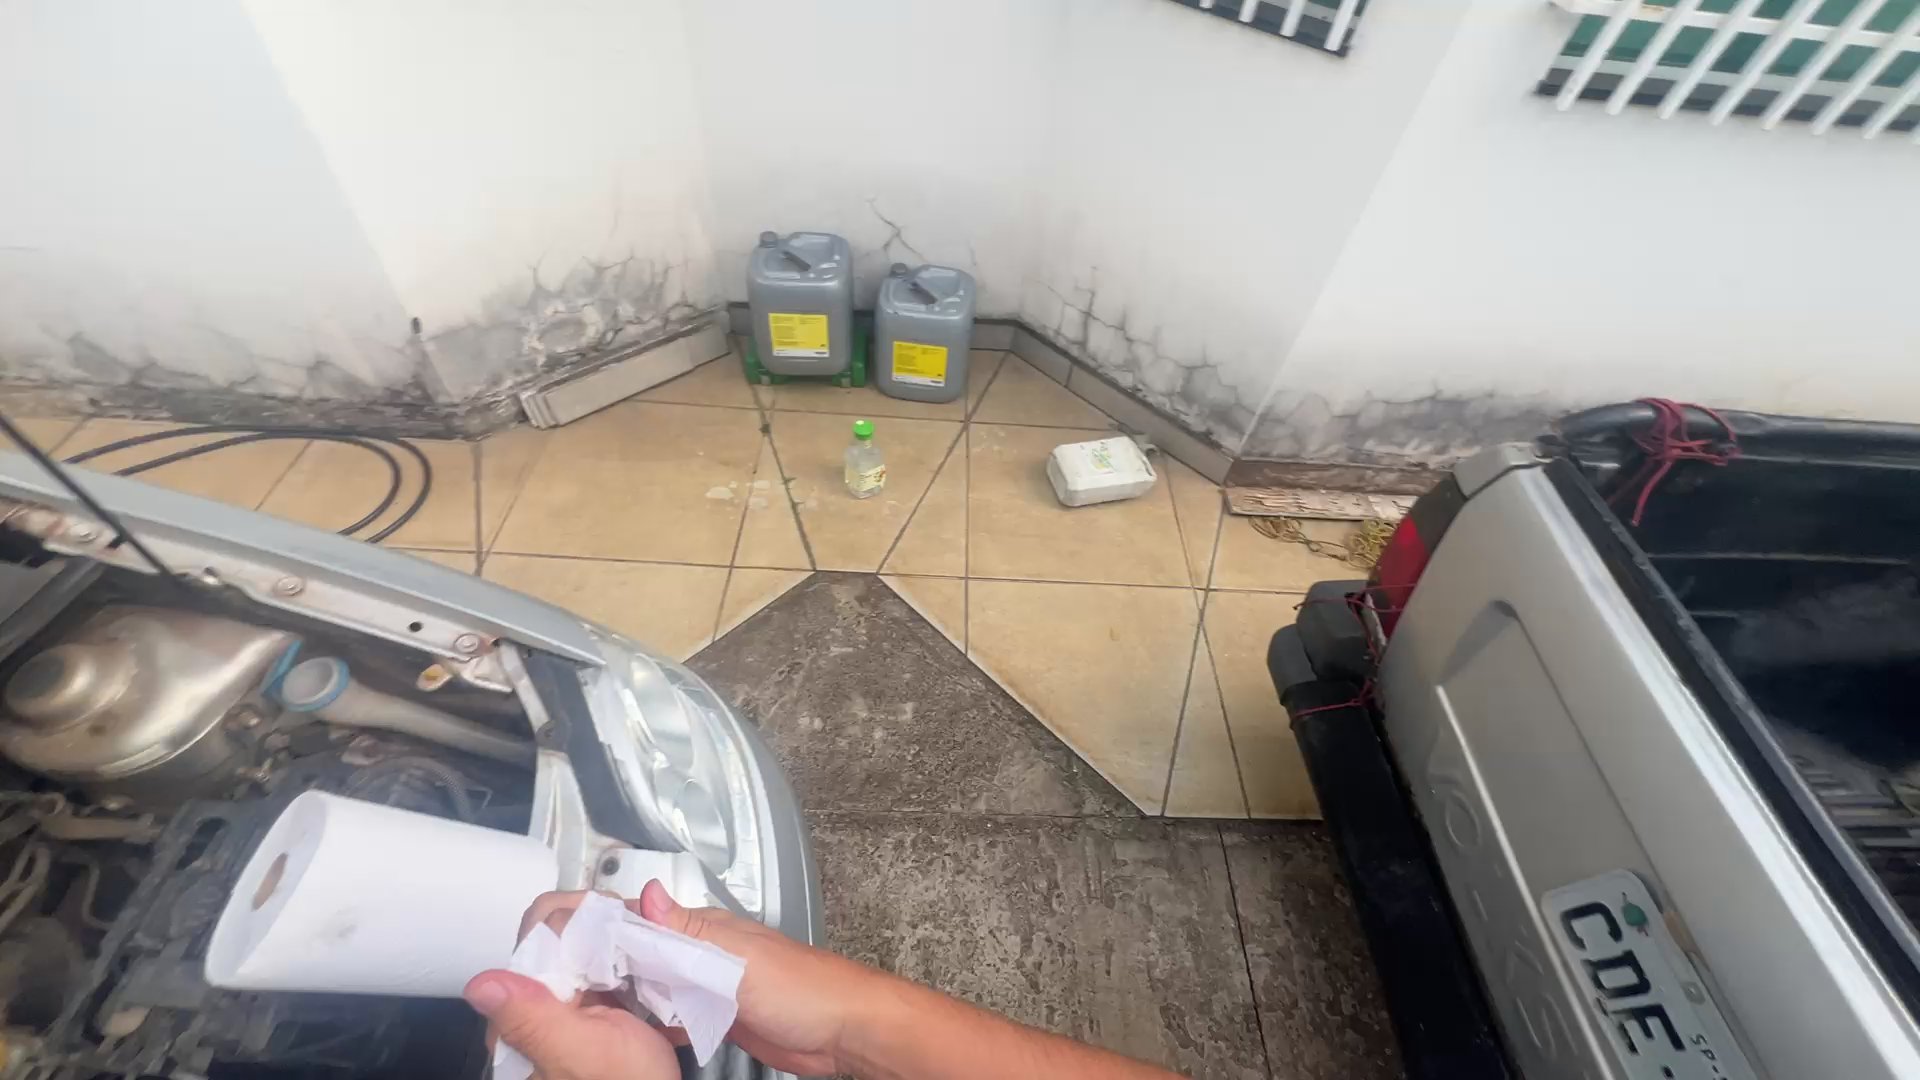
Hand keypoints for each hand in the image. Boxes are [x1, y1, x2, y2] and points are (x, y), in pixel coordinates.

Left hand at [463, 904, 680, 1079]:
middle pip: (556, 933)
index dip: (574, 918)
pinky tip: (641, 954)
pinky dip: (622, 944)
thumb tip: (479, 984)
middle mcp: (533, 1008)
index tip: (614, 921)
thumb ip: (534, 1020)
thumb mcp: (582, 1054)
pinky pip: (599, 955)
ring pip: (580, 938)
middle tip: (633, 932)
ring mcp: (563, 1004)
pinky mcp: (589, 1003)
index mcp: (518, 1020)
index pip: (534, 938)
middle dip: (596, 920)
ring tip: (641, 942)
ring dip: (612, 930)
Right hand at [505, 883, 889, 1077]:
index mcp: (694, 927)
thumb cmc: (802, 987)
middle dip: (578, 964)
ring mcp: (695, 980)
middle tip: (533, 993)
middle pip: (620, 949)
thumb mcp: (740, 962)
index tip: (536, 953)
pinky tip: (605, 1034)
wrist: (839, 1028)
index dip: (579, 928)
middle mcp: (690, 947)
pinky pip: (654, 1011)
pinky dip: (628, 1019)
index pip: (624, 915)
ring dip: (598, 992)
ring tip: (555, 1013)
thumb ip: (689, 933)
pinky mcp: (704, 1013)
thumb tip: (648, 892)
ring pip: (633, 980)